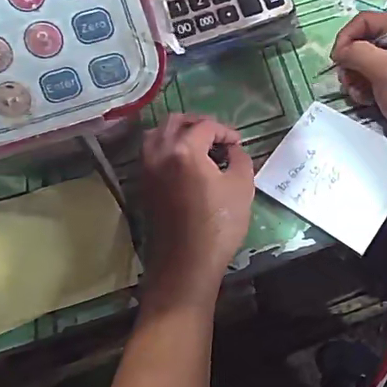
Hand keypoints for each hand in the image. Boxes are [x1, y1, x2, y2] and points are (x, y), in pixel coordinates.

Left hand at [139, 114, 254, 302]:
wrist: (187, 263)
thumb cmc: (219, 225)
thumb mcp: (242, 187)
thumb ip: (240, 159)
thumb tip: (233, 150)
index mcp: (183, 150)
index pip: (205, 126)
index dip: (225, 130)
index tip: (238, 143)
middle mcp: (159, 153)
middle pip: (174, 122)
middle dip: (198, 124)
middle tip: (217, 137)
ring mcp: (147, 170)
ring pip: (156, 135)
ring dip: (178, 133)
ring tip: (199, 146)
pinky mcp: (144, 186)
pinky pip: (152, 154)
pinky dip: (167, 149)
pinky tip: (186, 163)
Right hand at [330, 12, 386, 151]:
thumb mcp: (384, 68)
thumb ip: (357, 53)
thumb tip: (340, 52)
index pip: (364, 21)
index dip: (346, 36)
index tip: (336, 59)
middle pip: (361, 43)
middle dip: (350, 62)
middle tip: (347, 81)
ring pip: (362, 63)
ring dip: (354, 79)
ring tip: (359, 94)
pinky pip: (370, 79)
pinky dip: (363, 89)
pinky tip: (366, 100)